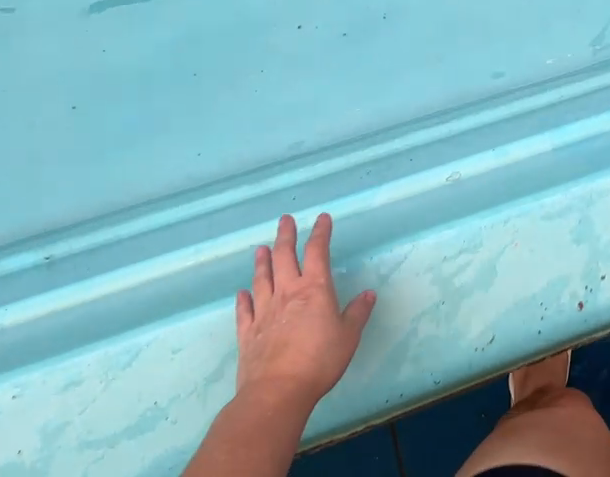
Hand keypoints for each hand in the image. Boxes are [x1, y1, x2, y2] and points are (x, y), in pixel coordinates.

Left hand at [234, 213, 377, 409]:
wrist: (277, 391)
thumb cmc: (320, 360)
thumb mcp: (349, 336)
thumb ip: (357, 313)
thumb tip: (368, 294)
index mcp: (315, 289)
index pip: (317, 251)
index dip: (320, 233)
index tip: (322, 218)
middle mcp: (287, 293)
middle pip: (284, 257)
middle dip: (286, 236)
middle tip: (285, 220)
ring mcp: (264, 312)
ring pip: (262, 279)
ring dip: (262, 262)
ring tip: (261, 248)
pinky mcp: (248, 333)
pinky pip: (244, 311)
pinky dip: (243, 300)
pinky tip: (241, 293)